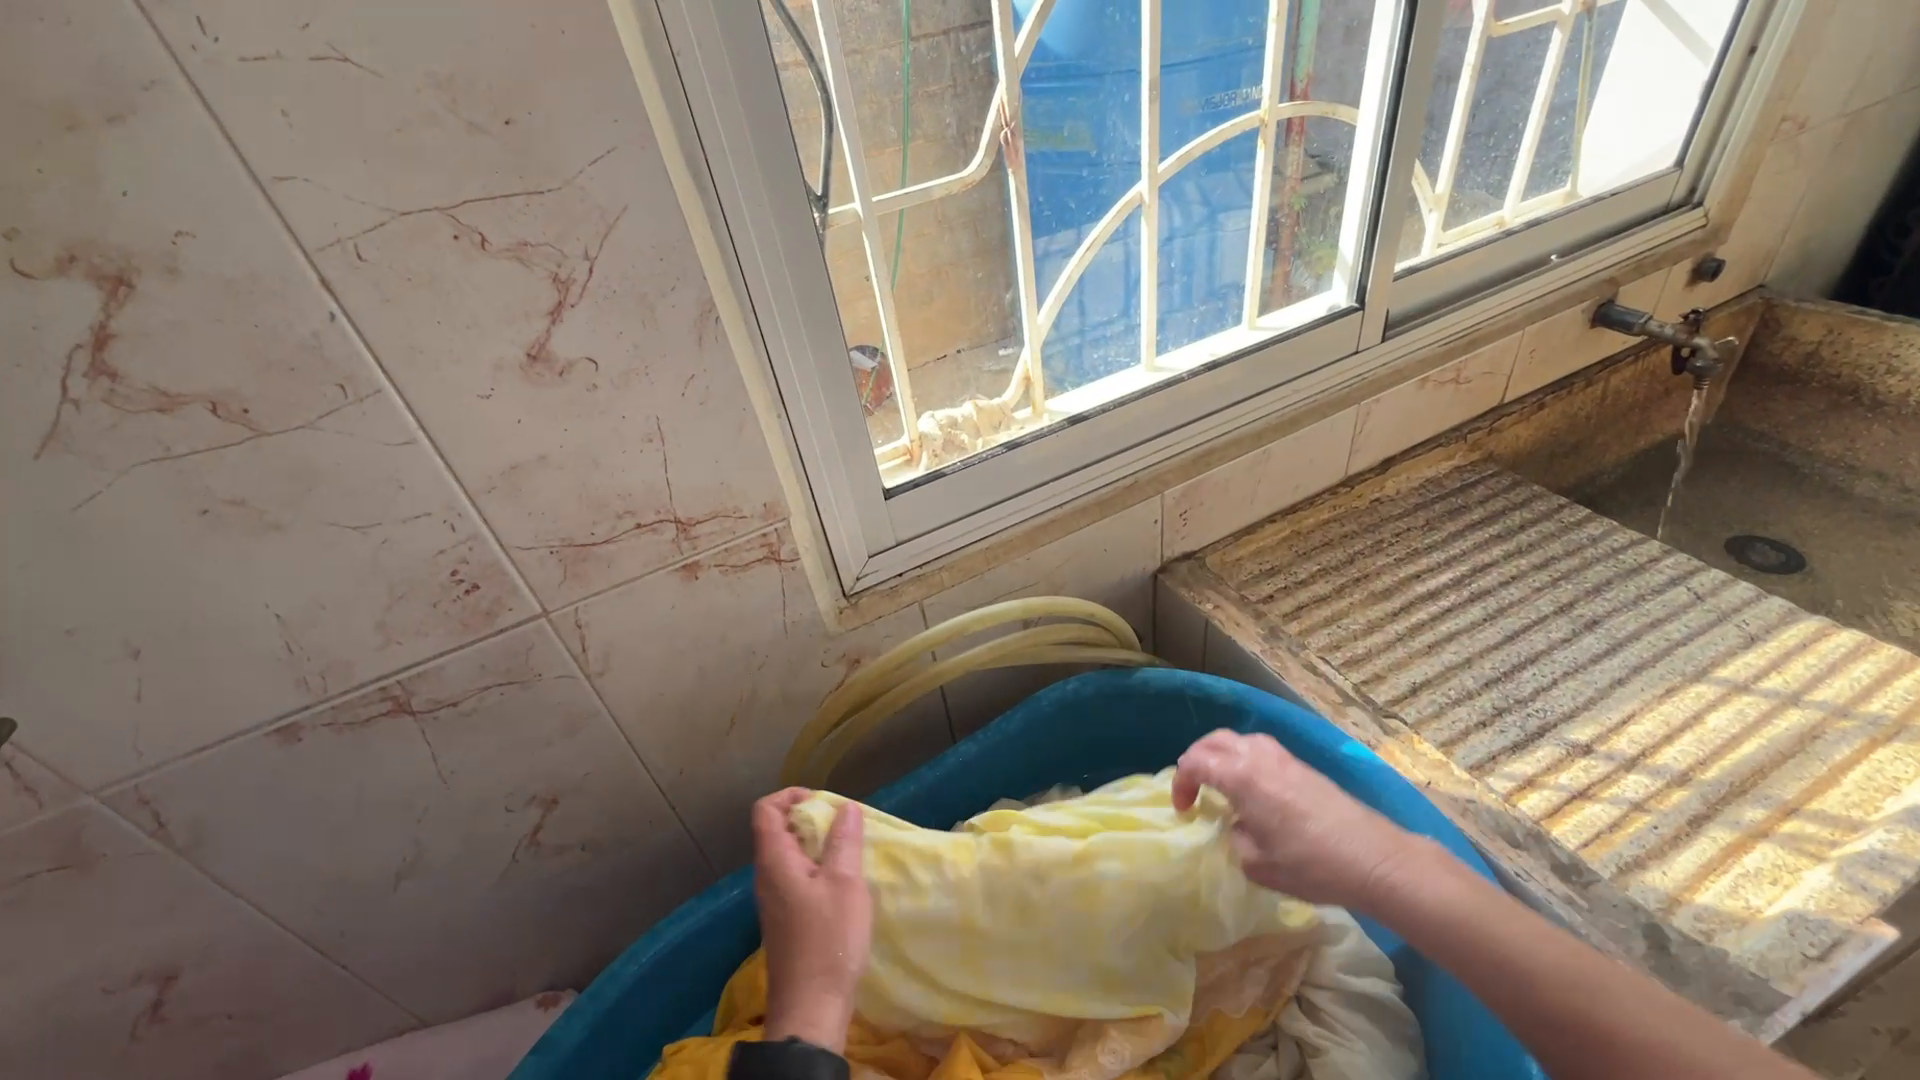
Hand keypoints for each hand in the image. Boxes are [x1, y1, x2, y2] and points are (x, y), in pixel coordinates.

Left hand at [752, 788, 871, 1052]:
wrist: (811, 1007)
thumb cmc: (828, 939)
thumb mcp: (844, 883)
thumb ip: (844, 841)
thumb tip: (845, 807)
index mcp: (774, 861)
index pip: (765, 810)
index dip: (790, 796)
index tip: (823, 801)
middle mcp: (766, 877)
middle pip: (777, 830)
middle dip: (810, 818)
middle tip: (844, 825)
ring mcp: (773, 900)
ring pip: (788, 855)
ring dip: (816, 844)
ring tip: (848, 851)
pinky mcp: (784, 919)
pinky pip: (795, 878)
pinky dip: (816, 868)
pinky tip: (842, 883)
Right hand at [1173, 730, 1423, 909]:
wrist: (1374, 859)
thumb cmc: (1310, 864)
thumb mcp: (1256, 864)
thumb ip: (1234, 838)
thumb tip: (1236, 826)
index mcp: (1241, 776)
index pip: (1194, 762)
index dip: (1180, 784)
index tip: (1183, 811)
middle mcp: (1259, 757)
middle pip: (1214, 741)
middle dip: (1195, 760)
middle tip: (1193, 788)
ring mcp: (1284, 758)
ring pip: (1239, 740)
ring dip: (1221, 756)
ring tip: (1219, 785)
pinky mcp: (1302, 767)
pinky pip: (1260, 750)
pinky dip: (1243, 761)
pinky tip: (1250, 790)